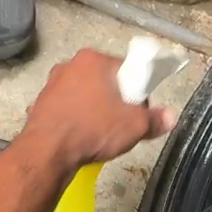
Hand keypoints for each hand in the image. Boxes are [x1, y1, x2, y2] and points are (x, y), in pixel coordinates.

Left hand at [23, 49, 173, 167]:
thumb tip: (171, 117)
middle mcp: (70, 64)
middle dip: (115, 102)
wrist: (48, 152)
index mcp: (94, 59)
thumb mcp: (134, 126)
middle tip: (122, 126)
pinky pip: (68, 109)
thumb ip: (155, 119)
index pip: (126, 70)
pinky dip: (77, 120)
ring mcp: (52, 84)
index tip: (139, 113)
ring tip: (101, 135)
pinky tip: (82, 138)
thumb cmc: (93, 130)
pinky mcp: (40, 103)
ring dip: (96, 111)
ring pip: (85, 96)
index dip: (137, 92)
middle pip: (105, 82)